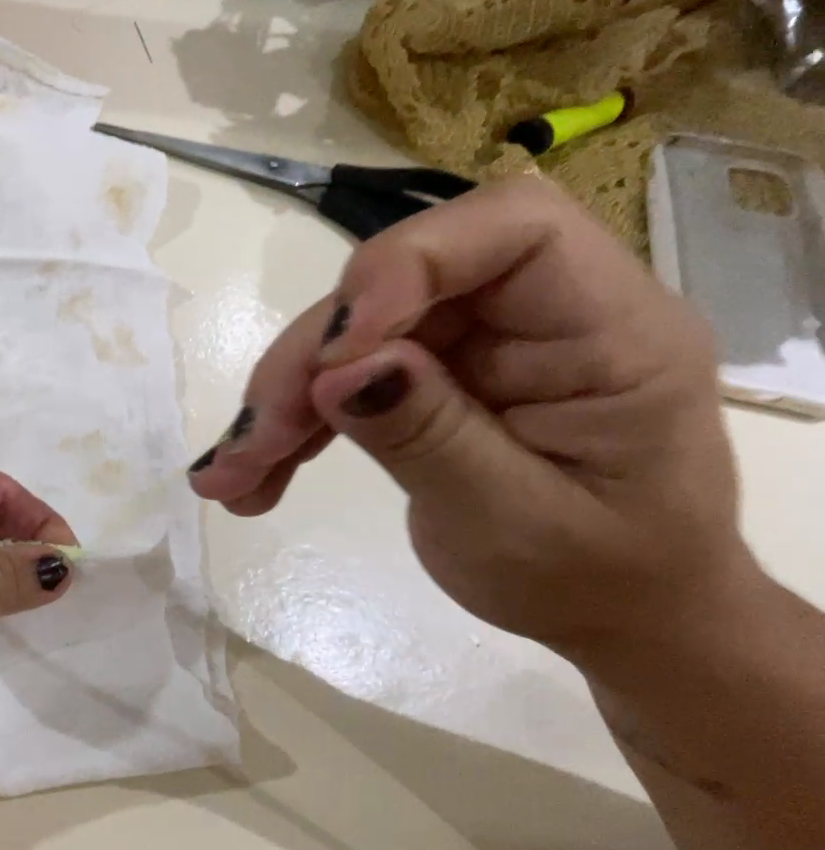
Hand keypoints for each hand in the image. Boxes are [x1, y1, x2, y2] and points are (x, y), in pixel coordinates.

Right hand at [189, 176, 760, 661]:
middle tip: (251, 446)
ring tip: (231, 477)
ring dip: (281, 403)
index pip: (513, 231)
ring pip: (353, 336)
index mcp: (610, 332)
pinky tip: (250, 477)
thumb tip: (337, 371)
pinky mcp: (435, 377)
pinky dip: (290, 428)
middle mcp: (538, 318)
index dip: (407, 265)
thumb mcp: (511, 521)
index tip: (332, 356)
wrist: (619, 618)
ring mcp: (479, 346)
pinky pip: (344, 378)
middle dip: (307, 363)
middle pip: (398, 289)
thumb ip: (429, 437)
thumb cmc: (596, 581)